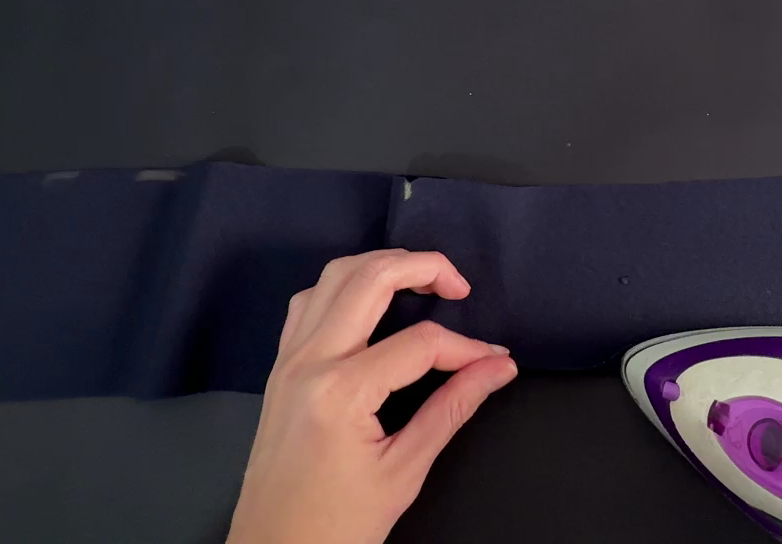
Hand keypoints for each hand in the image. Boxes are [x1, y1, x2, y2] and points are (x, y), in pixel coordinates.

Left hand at [226, 249, 518, 543]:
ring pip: (336, 274)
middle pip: (372, 278)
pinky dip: (346, 284)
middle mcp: (310, 360)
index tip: (495, 361)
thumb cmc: (337, 527)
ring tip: (422, 280)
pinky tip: (371, 302)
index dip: (466, 348)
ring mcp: (289, 358)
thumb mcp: (404, 471)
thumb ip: (454, 408)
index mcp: (342, 392)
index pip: (420, 343)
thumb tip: (501, 367)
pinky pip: (310, 299)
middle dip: (426, 267)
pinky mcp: (280, 365)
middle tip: (459, 286)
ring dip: (384, 265)